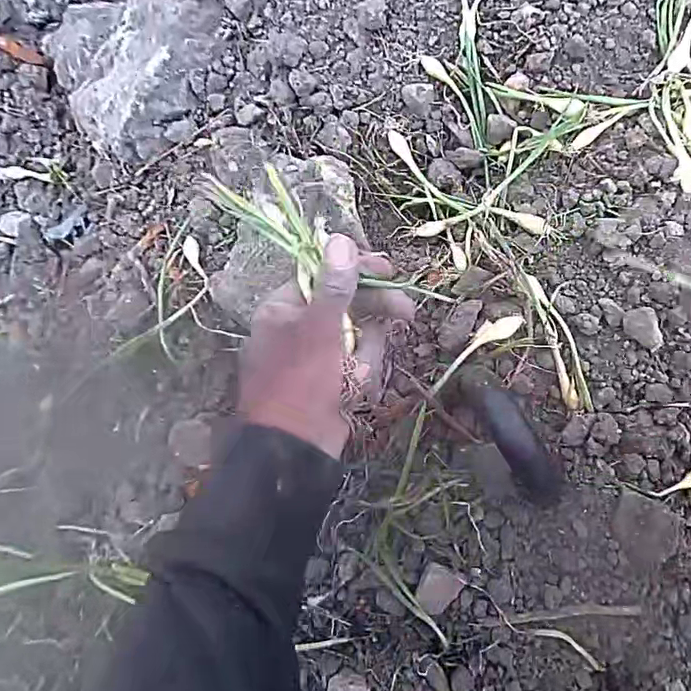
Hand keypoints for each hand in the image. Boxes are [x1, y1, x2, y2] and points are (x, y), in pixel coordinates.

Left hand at [238, 235, 414, 457]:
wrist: (294, 450)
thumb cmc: (301, 384)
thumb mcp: (320, 329)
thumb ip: (333, 285)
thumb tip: (340, 240)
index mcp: (282, 309)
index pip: (323, 274)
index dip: (356, 269)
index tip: (388, 270)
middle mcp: (296, 327)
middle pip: (345, 304)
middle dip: (375, 311)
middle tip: (407, 312)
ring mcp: (314, 355)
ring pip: (355, 335)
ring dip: (368, 350)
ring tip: (364, 371)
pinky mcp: (329, 379)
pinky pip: (354, 362)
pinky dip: (363, 370)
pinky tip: (360, 387)